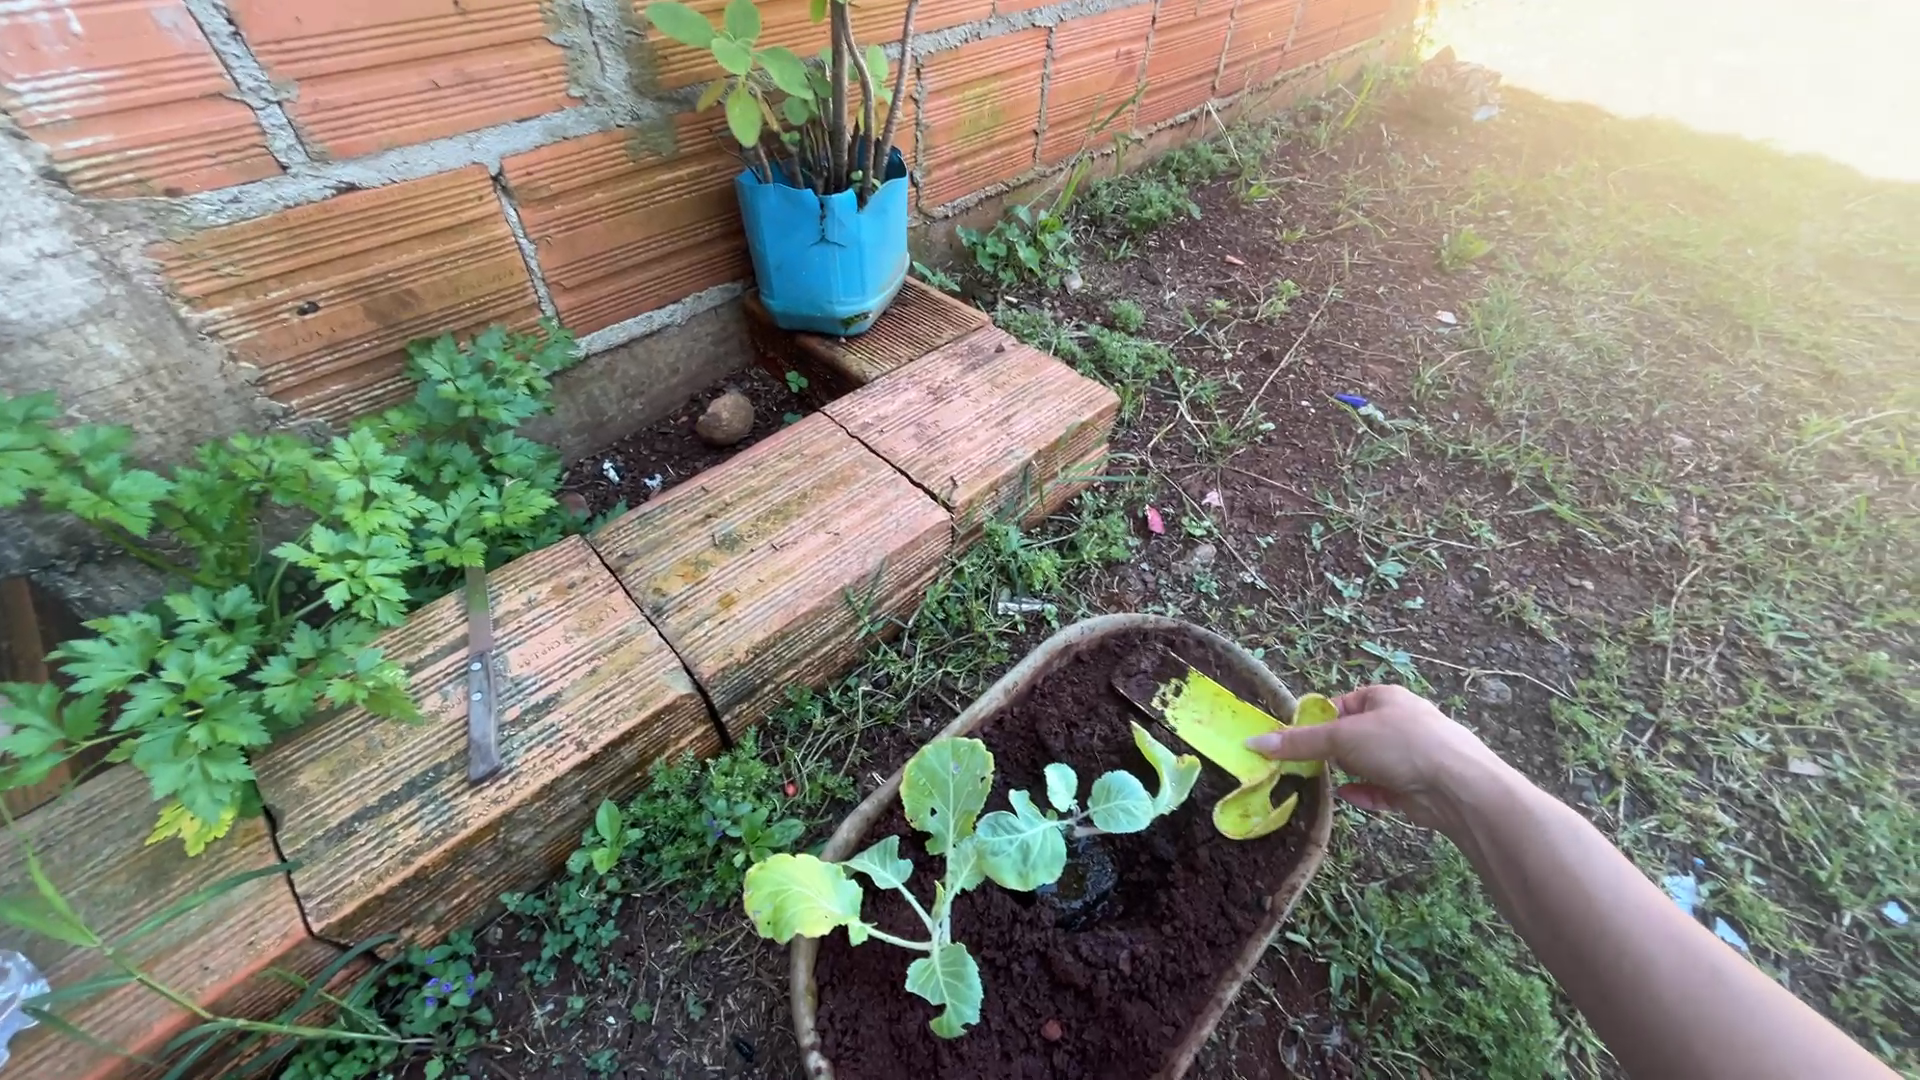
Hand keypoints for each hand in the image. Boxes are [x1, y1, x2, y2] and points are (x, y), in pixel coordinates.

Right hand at [1246, 685, 1512, 832]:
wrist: (1461, 788)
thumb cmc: (1400, 745)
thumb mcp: (1341, 738)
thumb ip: (1298, 743)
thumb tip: (1254, 743)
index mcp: (1384, 697)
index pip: (1340, 704)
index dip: (1316, 721)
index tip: (1296, 740)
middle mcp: (1400, 722)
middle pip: (1353, 735)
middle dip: (1331, 750)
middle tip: (1308, 763)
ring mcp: (1412, 755)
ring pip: (1368, 762)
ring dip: (1348, 772)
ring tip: (1325, 782)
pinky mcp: (1419, 786)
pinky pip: (1384, 788)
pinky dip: (1366, 792)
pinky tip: (1350, 797)